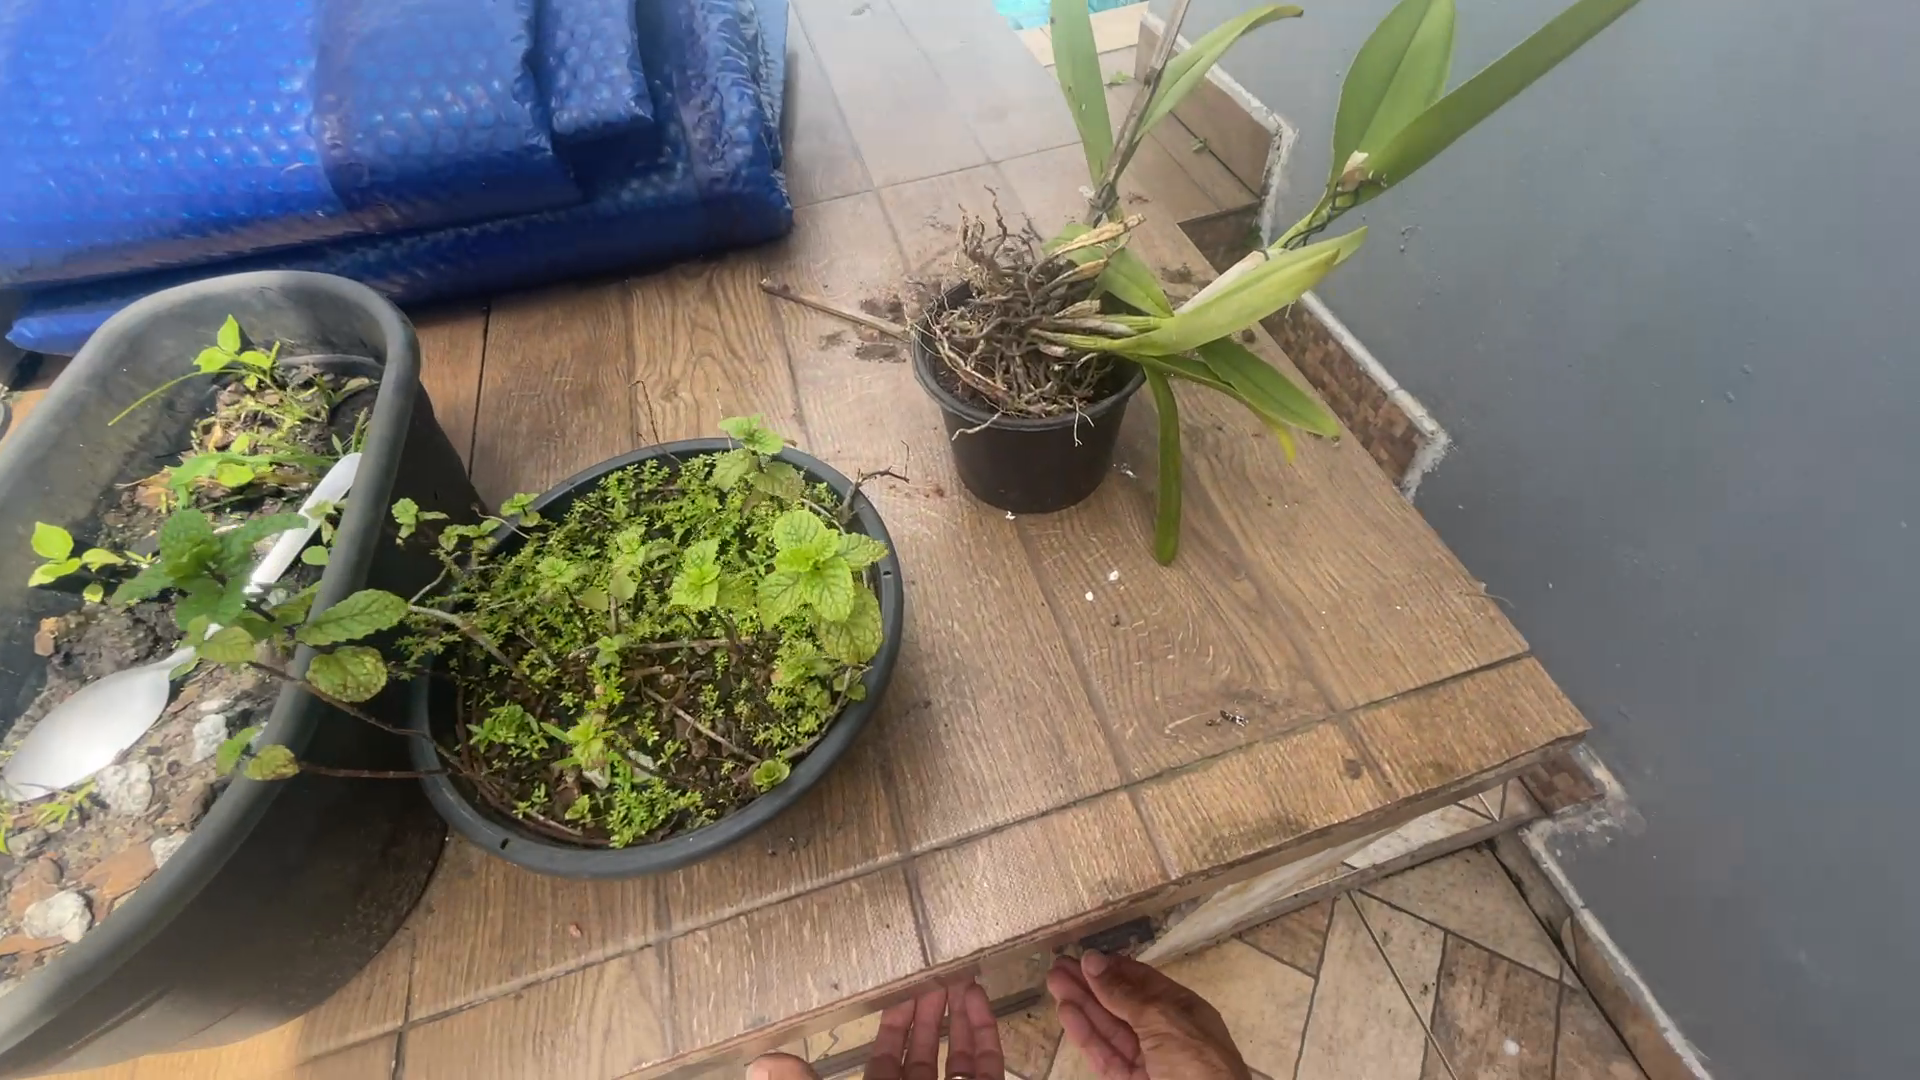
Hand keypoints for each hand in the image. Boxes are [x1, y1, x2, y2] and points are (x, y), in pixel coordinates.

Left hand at [747, 981, 1004, 1079]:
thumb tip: (758, 1063)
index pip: (888, 1057)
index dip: (897, 1020)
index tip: (905, 985)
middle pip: (925, 1051)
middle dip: (932, 1010)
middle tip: (937, 970)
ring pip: (959, 1056)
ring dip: (960, 1015)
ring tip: (960, 976)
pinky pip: (987, 1067)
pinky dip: (984, 1032)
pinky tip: (978, 998)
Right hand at [1046, 951, 1249, 1079]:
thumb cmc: (1195, 1064)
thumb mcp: (1162, 1019)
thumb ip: (1124, 992)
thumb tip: (1092, 959)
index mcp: (1182, 1012)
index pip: (1142, 982)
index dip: (1113, 968)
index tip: (1084, 956)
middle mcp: (1164, 1035)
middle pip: (1121, 1004)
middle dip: (1090, 984)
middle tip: (1058, 965)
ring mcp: (1147, 1064)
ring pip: (1109, 1029)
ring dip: (1081, 1004)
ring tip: (1054, 982)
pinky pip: (1105, 1057)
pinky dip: (1085, 1035)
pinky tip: (1066, 1012)